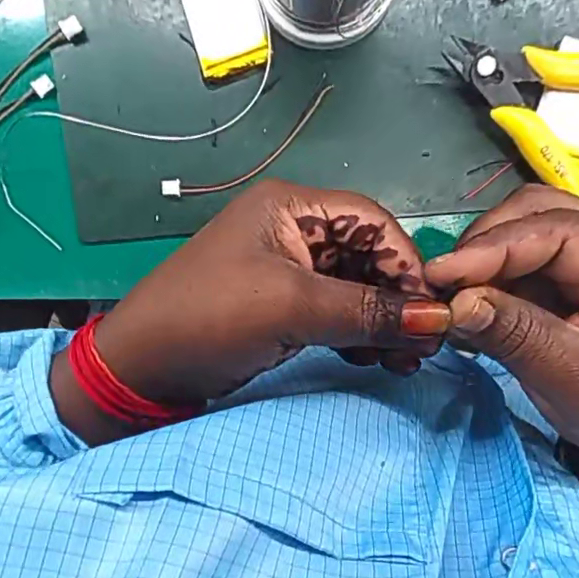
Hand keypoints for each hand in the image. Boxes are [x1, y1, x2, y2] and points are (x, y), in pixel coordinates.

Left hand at [53, 180, 450, 443]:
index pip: (372, 223)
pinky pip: (332, 314)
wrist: (142, 369)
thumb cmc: (207, 320)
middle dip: (397, 299)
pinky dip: (355, 335)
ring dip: (380, 322)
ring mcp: (285, 273)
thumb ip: (365, 311)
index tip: (432, 310)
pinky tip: (372, 358)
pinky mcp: (279, 310)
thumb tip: (436, 319)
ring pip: (352, 289)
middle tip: (423, 344)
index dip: (407, 264)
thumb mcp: (290, 308)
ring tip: (402, 359)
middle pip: (366, 257)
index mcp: (289, 208)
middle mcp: (291, 233)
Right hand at [424, 185, 578, 515]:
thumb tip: (454, 303)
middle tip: (444, 288)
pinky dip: (492, 282)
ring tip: (454, 299)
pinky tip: (472, 307)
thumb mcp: (572, 378)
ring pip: (530, 234)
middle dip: (486, 246)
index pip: (559, 231)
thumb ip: (514, 333)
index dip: (492, 248)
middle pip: (543, 214)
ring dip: (485, 263)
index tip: (438, 275)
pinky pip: (526, 267)